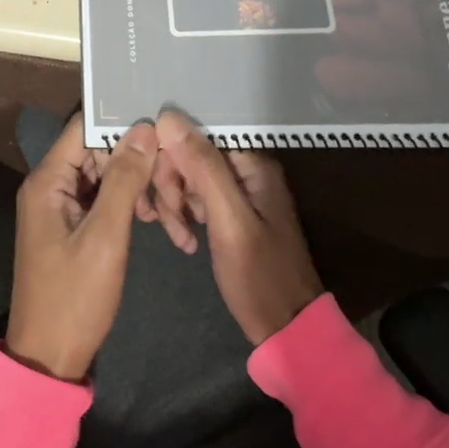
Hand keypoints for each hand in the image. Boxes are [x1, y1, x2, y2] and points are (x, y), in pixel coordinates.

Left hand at [5, 114, 158, 380]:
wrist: (49, 356)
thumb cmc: (75, 296)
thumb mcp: (105, 237)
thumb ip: (123, 180)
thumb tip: (144, 128)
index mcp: (47, 180)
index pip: (83, 127)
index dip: (119, 120)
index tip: (160, 119)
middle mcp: (48, 185)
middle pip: (94, 149)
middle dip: (132, 154)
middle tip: (173, 165)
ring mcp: (58, 206)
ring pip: (101, 174)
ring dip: (132, 180)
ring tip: (168, 196)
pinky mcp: (69, 226)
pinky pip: (99, 198)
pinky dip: (124, 201)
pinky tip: (153, 214)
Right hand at [152, 111, 323, 344]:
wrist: (285, 329)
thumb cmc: (260, 277)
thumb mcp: (229, 222)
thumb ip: (202, 168)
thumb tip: (168, 117)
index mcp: (251, 163)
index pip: (194, 135)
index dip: (170, 160)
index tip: (163, 195)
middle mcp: (244, 169)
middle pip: (187, 156)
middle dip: (170, 187)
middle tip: (172, 222)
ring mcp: (237, 191)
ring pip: (184, 178)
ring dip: (173, 206)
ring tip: (181, 239)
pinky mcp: (228, 212)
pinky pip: (193, 198)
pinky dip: (182, 217)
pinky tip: (186, 242)